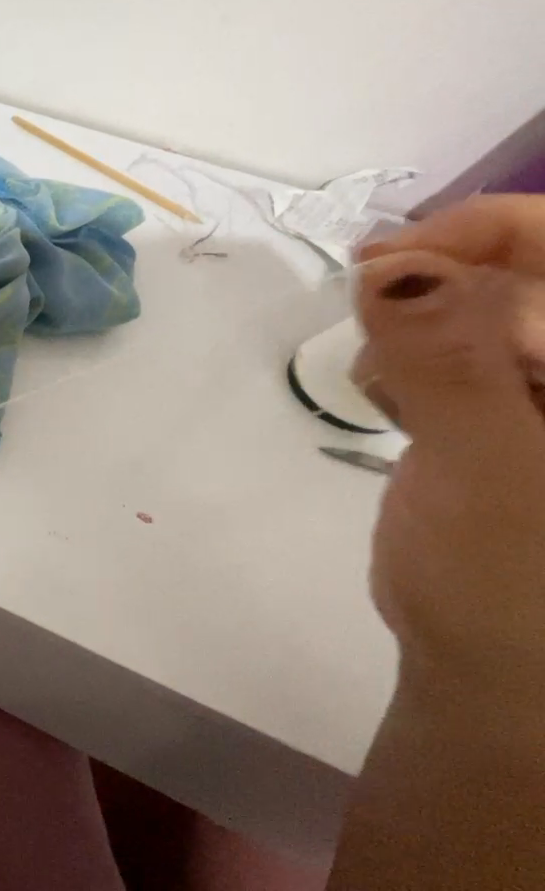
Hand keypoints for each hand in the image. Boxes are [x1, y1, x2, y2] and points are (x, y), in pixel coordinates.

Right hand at [356, 200, 544, 699]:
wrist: (508, 671)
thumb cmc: (518, 582)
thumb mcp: (488, 469)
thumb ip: (446, 364)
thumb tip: (391, 265)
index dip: (492, 231)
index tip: (385, 263)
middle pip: (528, 272)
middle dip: (440, 287)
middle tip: (373, 334)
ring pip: (486, 306)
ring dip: (419, 330)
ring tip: (396, 393)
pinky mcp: (524, 412)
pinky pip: (466, 347)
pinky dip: (418, 359)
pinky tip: (401, 405)